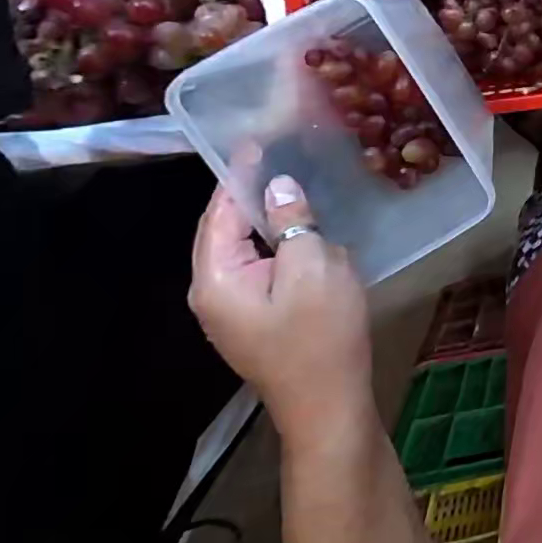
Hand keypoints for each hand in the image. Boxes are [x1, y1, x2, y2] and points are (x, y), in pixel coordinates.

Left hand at [189, 176, 374, 442]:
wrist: (328, 403)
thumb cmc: (321, 334)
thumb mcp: (314, 267)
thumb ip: (292, 221)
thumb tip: (279, 186)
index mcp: (217, 278)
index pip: (220, 212)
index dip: (238, 174)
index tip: (258, 139)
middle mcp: (213, 291)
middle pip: (225, 229)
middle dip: (249, 191)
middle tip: (279, 154)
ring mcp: (232, 308)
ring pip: (244, 247)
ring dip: (265, 216)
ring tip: (292, 182)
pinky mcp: (256, 316)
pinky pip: (260, 265)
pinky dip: (277, 241)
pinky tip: (303, 228)